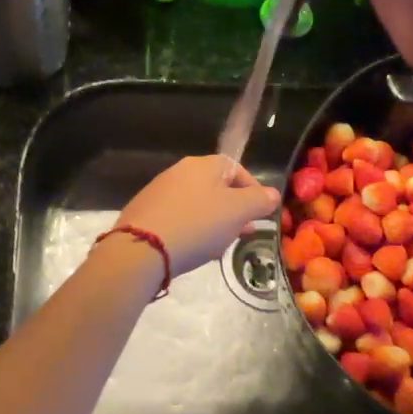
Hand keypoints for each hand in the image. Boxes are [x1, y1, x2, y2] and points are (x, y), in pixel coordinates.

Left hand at [110, 156, 280, 278]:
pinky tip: (192, 248)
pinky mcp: (145, 211)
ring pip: (197, 203)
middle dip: (233, 209)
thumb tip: (272, 194)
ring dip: (213, 221)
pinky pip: (178, 217)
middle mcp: (180, 170)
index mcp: (204, 164)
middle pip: (216, 186)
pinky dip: (191, 228)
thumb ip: (259, 200)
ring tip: (219, 245)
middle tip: (242, 232)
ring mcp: (159, 190)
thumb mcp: (237, 212)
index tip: (261, 214)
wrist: (140, 249)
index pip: (237, 169)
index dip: (253, 190)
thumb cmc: (196, 225)